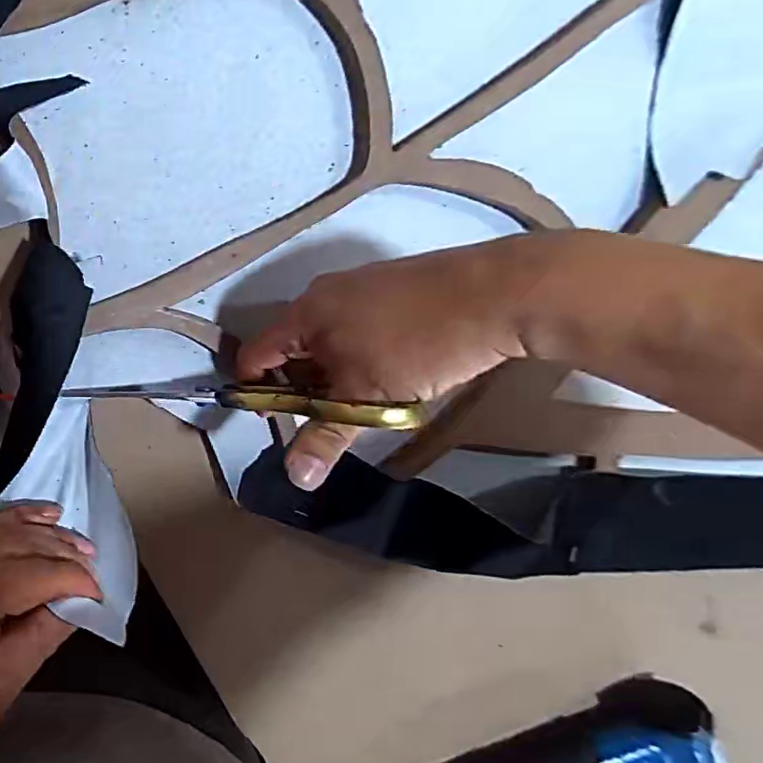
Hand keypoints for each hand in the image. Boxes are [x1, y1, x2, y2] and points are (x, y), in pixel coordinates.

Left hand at [0, 503, 101, 762]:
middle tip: (96, 563)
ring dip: (41, 533)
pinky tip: (36, 519)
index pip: (36, 571)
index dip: (74, 580)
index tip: (101, 597)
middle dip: (62, 551)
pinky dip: (11, 526)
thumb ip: (42, 634)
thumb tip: (77, 601)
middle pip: (20, 541)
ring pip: (0, 528)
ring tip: (77, 541)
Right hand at [236, 235, 557, 488]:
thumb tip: (297, 479)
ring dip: (336, 370)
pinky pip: (357, 323)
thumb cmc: (422, 344)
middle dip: (304, 384)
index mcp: (303, 314)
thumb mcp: (368, 398)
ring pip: (328, 337)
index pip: (253, 355)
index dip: (257, 392)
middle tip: (334, 413)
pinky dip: (361, 350)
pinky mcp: (393, 283)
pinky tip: (398, 367)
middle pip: (290, 348)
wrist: (509, 292)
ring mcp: (359, 283)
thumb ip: (326, 436)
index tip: (284, 419)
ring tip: (371, 394)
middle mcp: (323, 293)